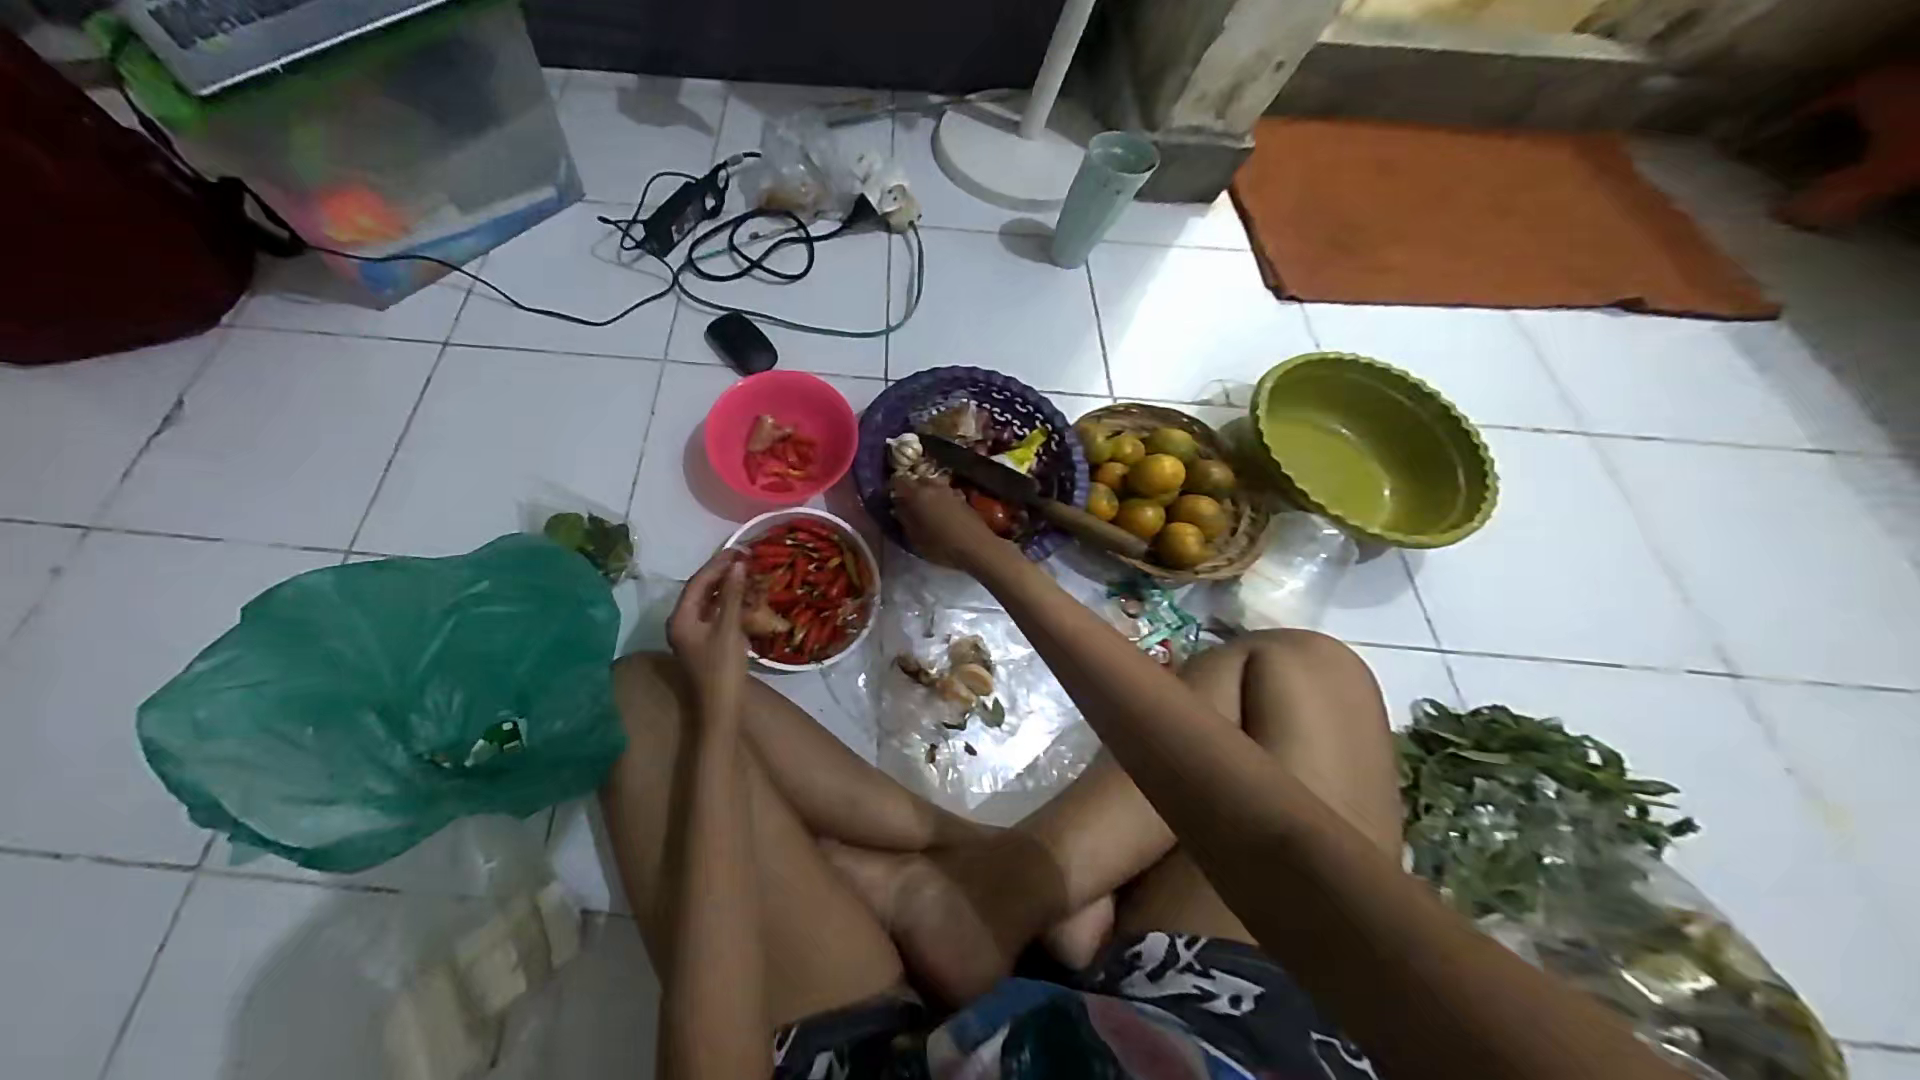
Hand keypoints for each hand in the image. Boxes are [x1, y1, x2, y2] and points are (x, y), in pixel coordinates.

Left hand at [668, 548, 750, 709]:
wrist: (722, 708)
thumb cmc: (722, 669)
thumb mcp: (729, 628)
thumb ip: (732, 595)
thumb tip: (737, 565)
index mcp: (680, 619)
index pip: (697, 583)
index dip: (717, 565)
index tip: (738, 551)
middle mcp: (681, 623)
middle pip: (701, 591)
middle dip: (722, 574)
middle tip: (744, 558)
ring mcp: (693, 634)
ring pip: (709, 602)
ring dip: (727, 588)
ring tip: (747, 573)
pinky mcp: (705, 642)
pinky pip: (716, 614)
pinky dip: (730, 603)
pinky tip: (745, 597)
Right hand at [890, 475, 1006, 569]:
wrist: (977, 547)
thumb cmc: (941, 545)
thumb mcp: (914, 537)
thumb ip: (903, 518)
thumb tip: (897, 506)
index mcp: (916, 493)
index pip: (897, 480)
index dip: (891, 488)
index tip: (889, 499)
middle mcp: (933, 486)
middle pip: (916, 480)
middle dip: (909, 489)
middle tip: (906, 504)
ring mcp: (950, 490)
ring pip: (932, 485)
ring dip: (926, 493)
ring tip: (923, 508)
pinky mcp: (962, 498)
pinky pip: (944, 493)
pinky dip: (939, 498)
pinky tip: (940, 513)